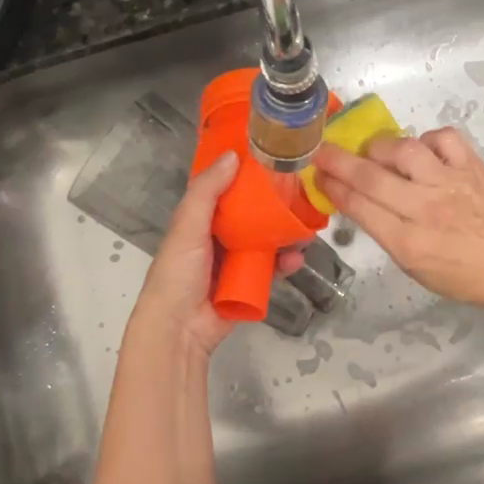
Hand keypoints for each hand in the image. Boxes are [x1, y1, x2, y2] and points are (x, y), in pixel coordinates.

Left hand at [127, 151, 302, 357]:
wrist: (179, 328)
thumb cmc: (178, 271)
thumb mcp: (188, 225)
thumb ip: (207, 191)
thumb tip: (233, 155)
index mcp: (199, 219)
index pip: (224, 190)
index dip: (244, 175)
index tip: (271, 157)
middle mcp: (217, 238)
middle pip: (250, 215)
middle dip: (273, 205)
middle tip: (300, 192)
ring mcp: (234, 262)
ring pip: (265, 241)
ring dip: (284, 235)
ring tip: (305, 227)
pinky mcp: (249, 285)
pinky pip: (272, 269)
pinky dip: (285, 263)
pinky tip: (297, 258)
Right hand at [314, 128, 483, 313]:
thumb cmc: (461, 275)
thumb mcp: (414, 267)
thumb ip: (384, 232)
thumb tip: (357, 199)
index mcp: (409, 243)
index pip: (359, 207)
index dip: (333, 187)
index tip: (318, 175)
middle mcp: (427, 209)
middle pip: (372, 177)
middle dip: (339, 161)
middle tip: (322, 151)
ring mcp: (452, 183)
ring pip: (404, 150)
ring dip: (381, 148)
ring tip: (375, 152)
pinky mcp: (473, 166)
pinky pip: (443, 138)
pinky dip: (427, 139)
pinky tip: (422, 151)